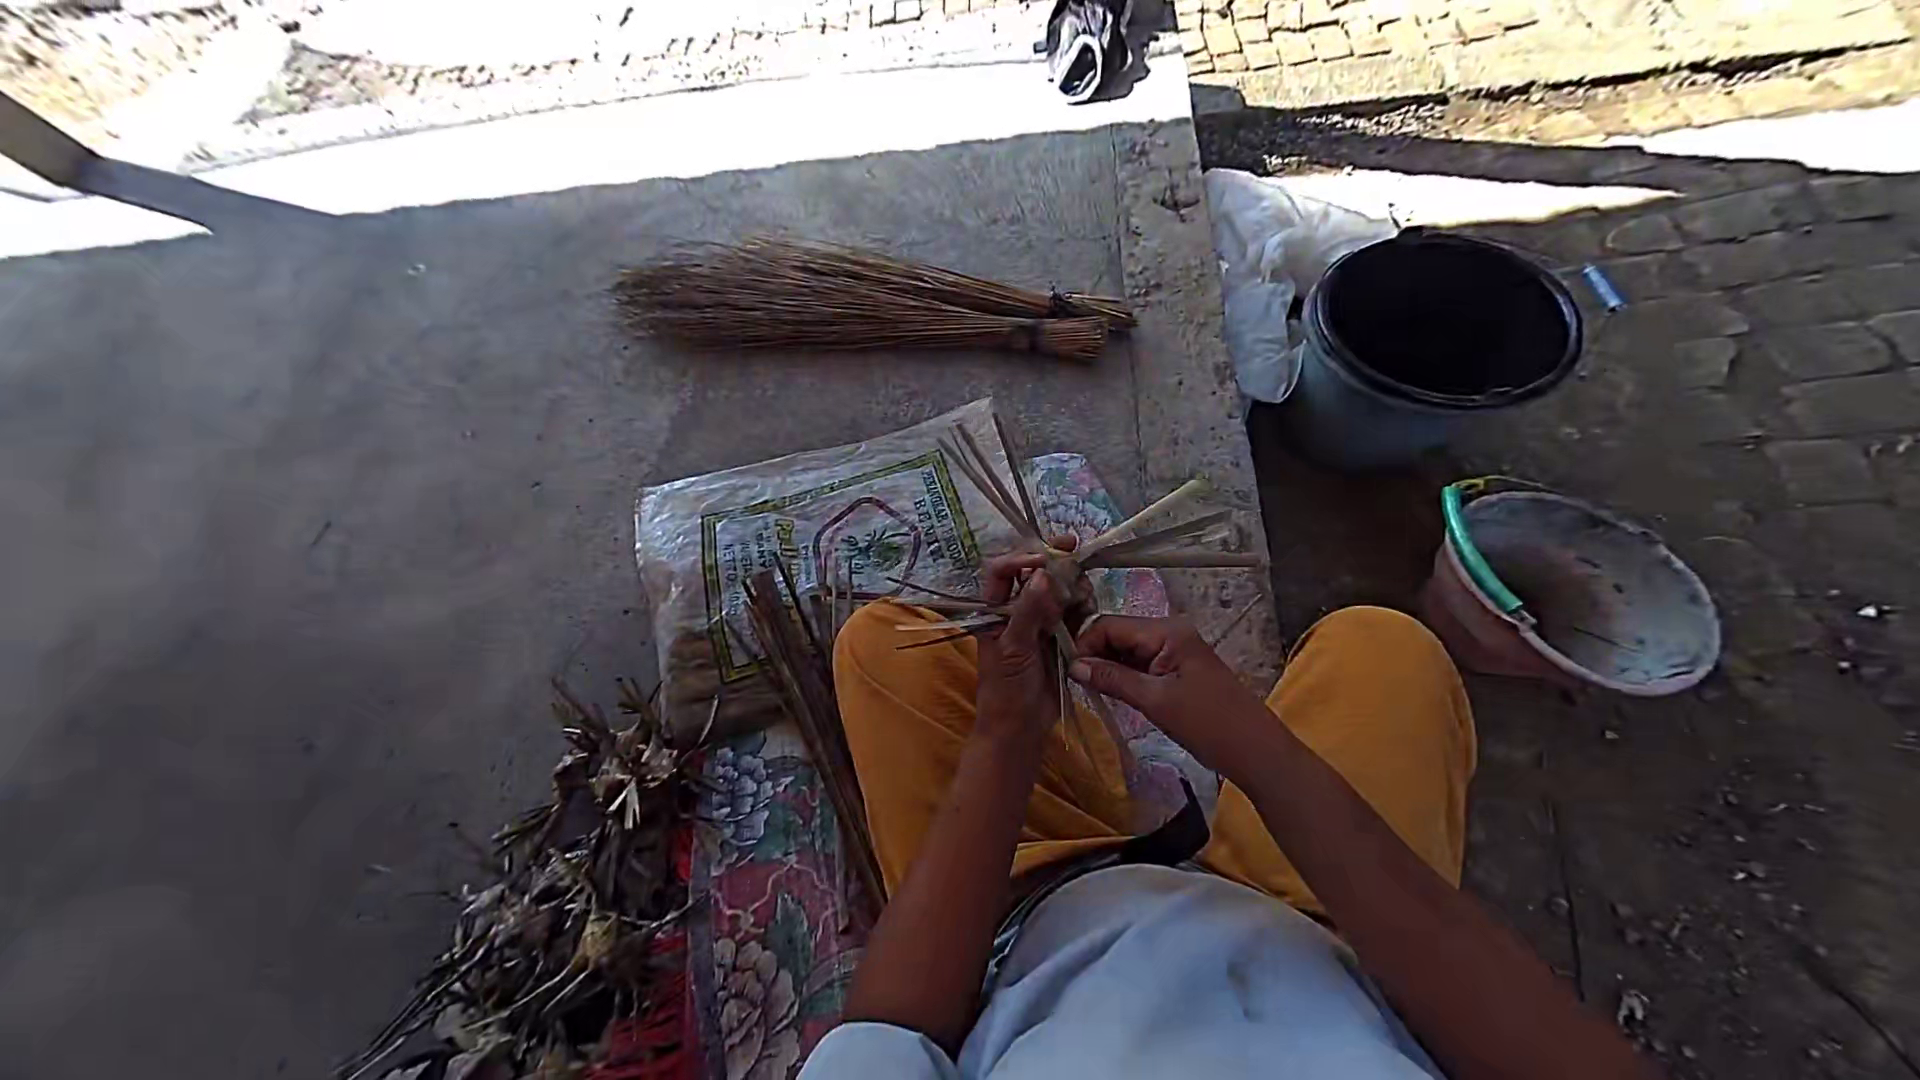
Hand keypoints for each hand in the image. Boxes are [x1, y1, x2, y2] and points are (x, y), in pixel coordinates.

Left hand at [973, 536, 1075, 747]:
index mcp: (994, 609)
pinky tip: (1089, 605)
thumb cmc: (1006, 688)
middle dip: (1053, 561)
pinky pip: (1072, 610)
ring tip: (1084, 590)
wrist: (1021, 727)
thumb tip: (1043, 574)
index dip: (1020, 558)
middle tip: (1074, 547)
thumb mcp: (1015, 648)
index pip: (1001, 571)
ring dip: (1071, 583)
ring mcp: (1039, 621)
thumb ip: (1028, 611)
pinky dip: (1082, 604)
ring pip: (1056, 589)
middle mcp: (1016, 609)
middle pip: (1033, 573)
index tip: (1045, 558)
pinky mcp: (1060, 634)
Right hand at [1068, 615, 1265, 772]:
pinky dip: (1121, 675)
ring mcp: (1172, 650)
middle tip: (1072, 682)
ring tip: (1086, 688)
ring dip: (1105, 666)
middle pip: (1116, 634)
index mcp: (1166, 630)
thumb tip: (1073, 666)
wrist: (1257, 752)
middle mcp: (1168, 631)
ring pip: (1125, 649)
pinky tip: (1108, 691)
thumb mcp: (1155, 701)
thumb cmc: (1208, 724)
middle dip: (1092, 654)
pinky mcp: (1174, 668)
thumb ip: (1112, 678)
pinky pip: (1138, 663)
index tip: (1067, 671)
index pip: (1109, 624)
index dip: (1084, 644)